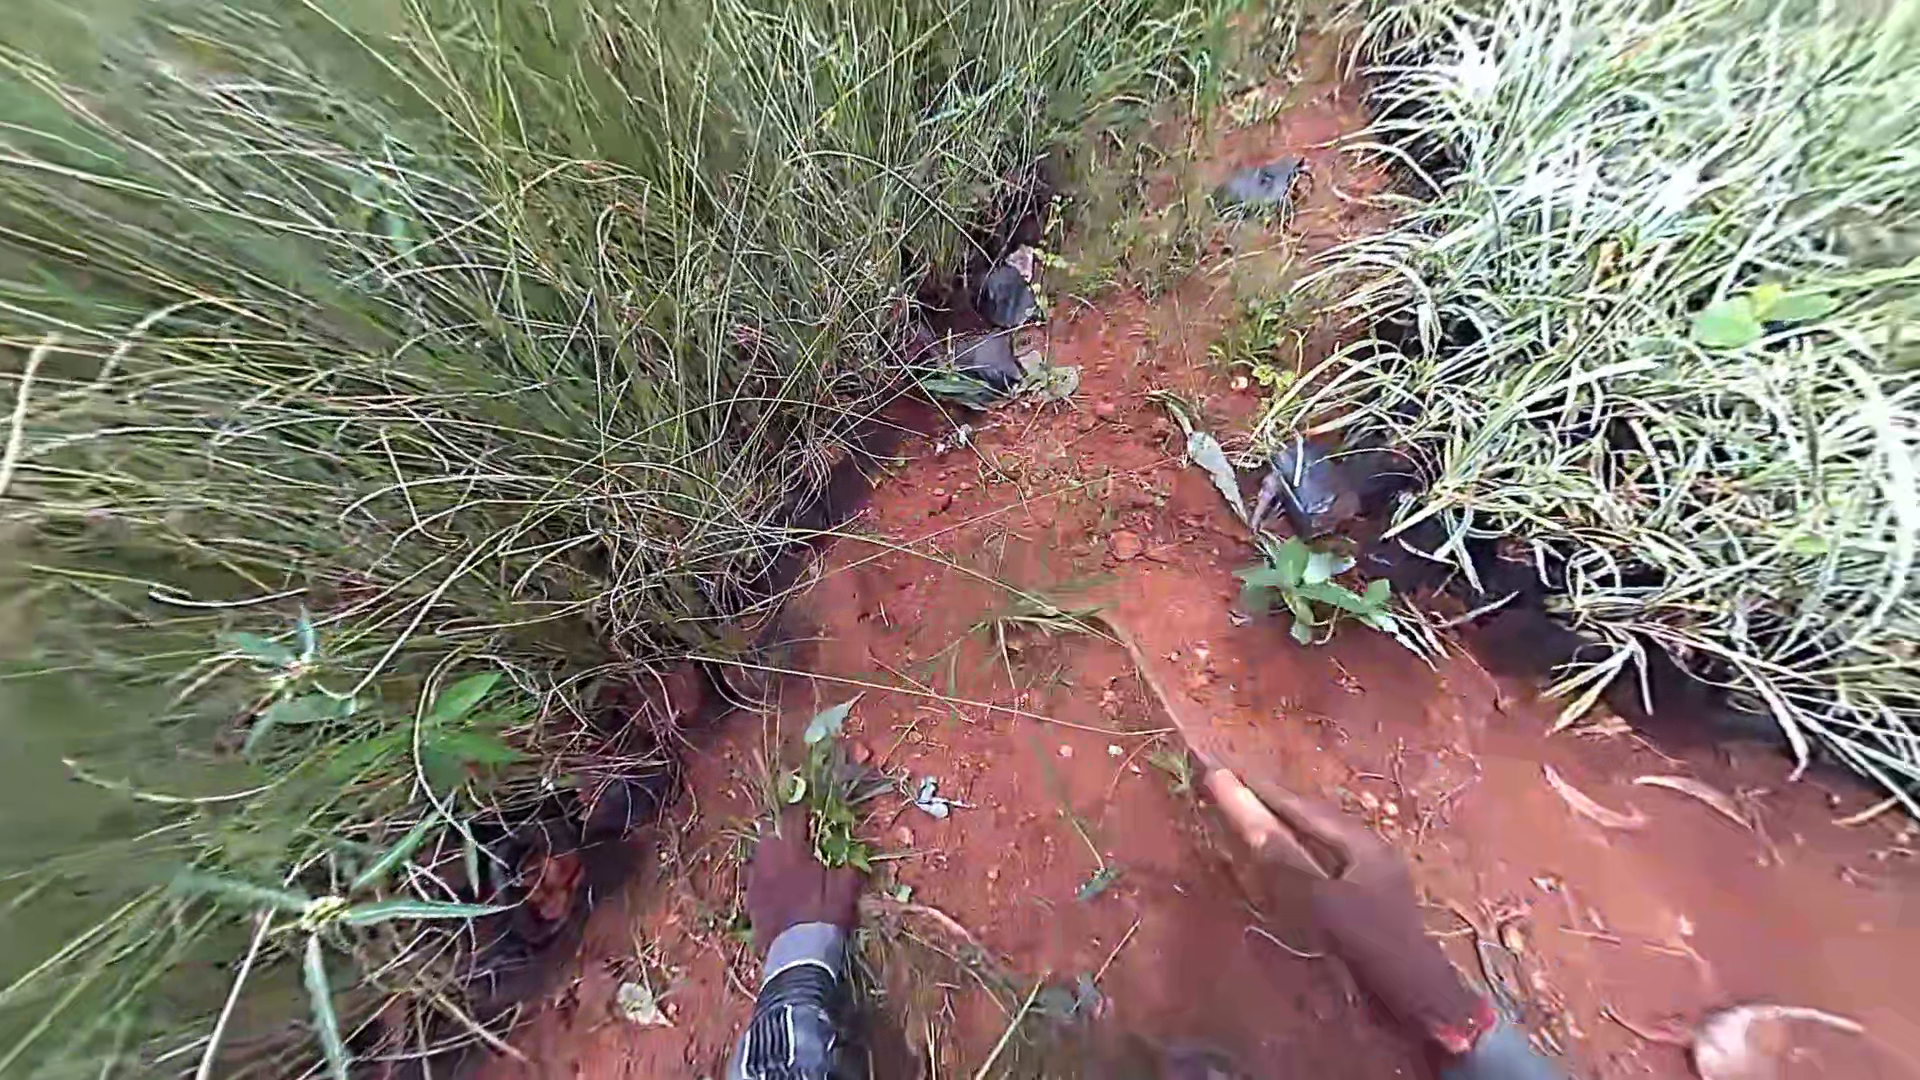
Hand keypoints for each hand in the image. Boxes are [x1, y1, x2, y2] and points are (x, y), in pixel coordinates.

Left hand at [745, 806, 862, 954]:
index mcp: (793, 852)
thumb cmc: (823, 916)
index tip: (807, 810)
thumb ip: (849, 868)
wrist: (799, 956)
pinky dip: (761, 879)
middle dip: (778, 832)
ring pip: (756, 858)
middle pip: (767, 835)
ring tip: (779, 859)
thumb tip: (857, 857)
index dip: (800, 811)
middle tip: (792, 836)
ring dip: (767, 854)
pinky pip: (752, 882)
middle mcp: (770, 863)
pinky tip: (770, 886)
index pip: (793, 819)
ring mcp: (757, 884)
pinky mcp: (750, 904)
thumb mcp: (845, 889)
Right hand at [1202, 768, 1490, 1055]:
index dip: (1262, 788)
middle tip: (1236, 790)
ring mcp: (1371, 872)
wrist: (1425, 1006)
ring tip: (1253, 814)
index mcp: (1361, 841)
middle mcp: (1368, 848)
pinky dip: (1296, 848)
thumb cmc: (1370, 943)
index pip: (1300, 805)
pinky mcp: (1368, 896)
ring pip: (1317, 837)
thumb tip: (1236, 803)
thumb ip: (1277, 852)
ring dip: (1284, 824)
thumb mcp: (1319, 899)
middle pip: (1310, 817)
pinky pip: (1322, 858)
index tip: (1228, 770)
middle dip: (1272, 802)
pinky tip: (1283, 854)